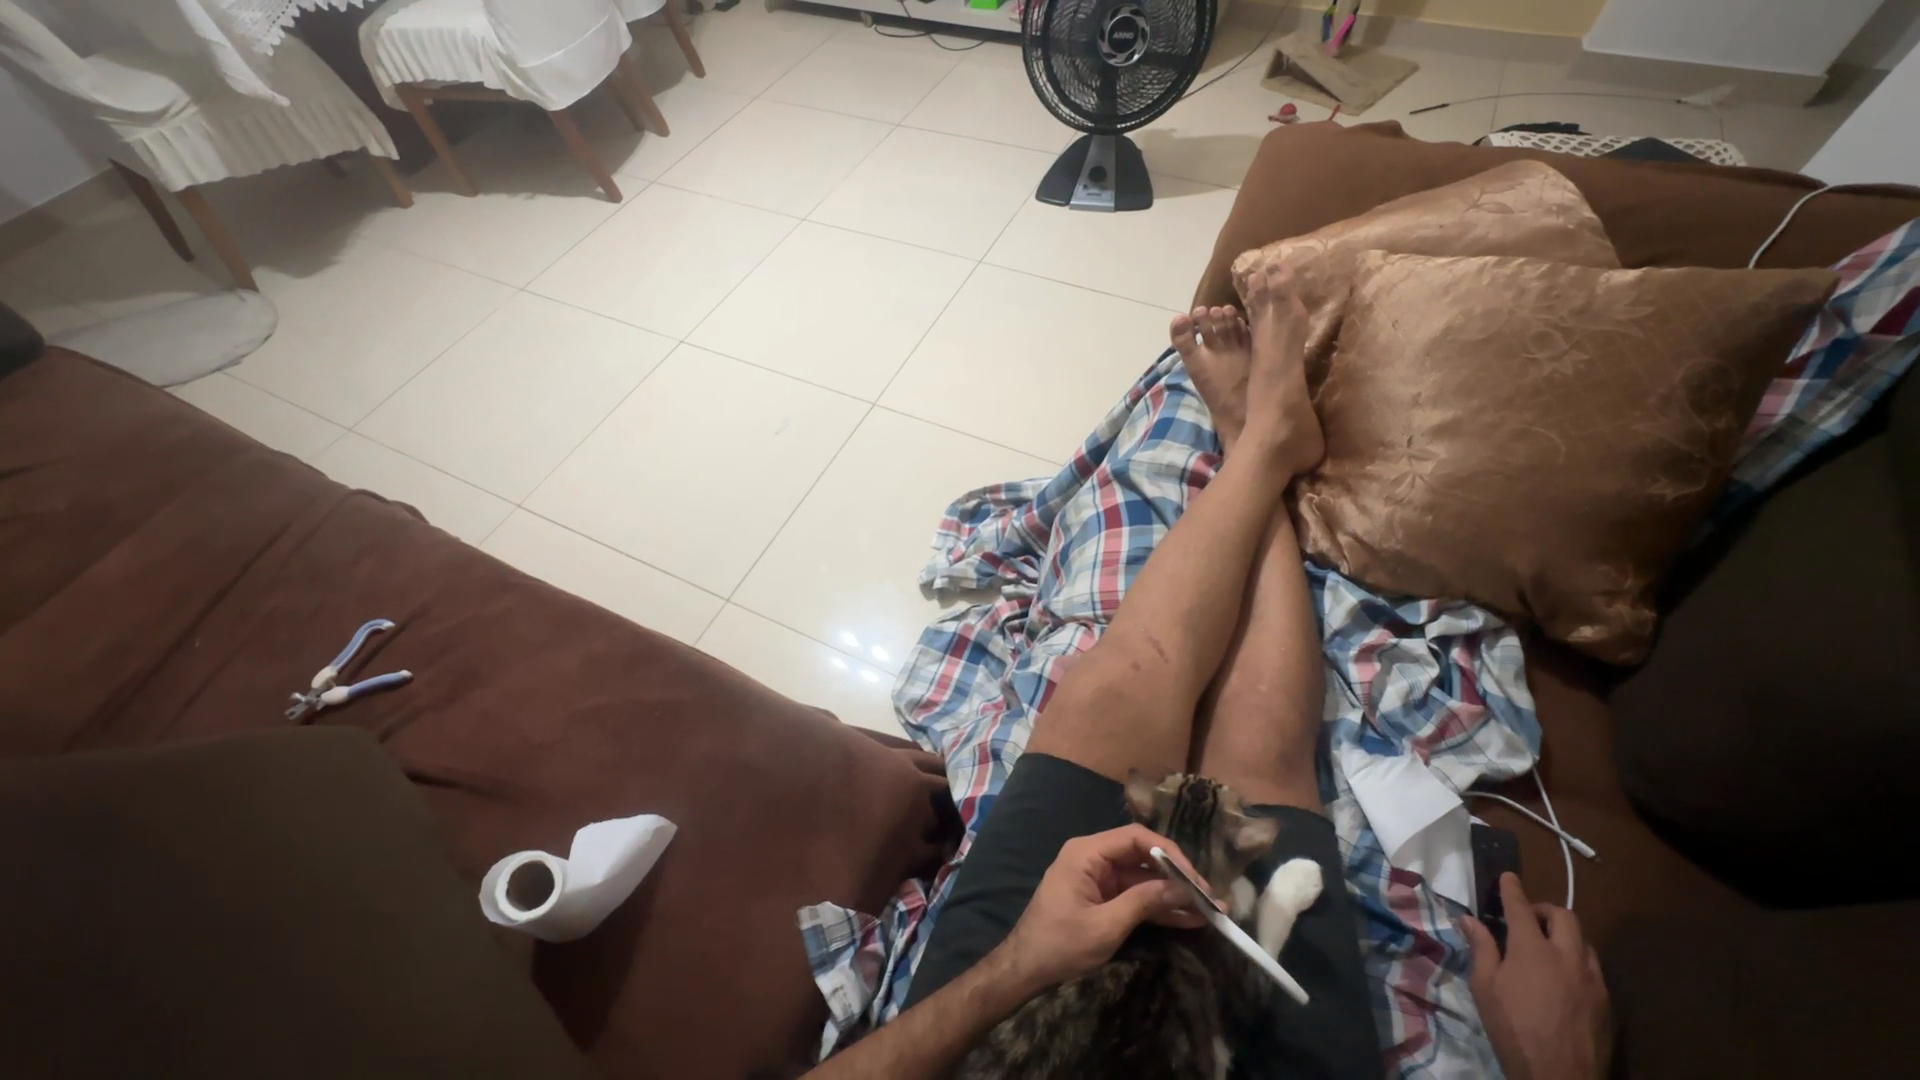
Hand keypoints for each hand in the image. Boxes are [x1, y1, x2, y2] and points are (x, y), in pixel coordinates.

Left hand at [1000, 825, 1210, 992]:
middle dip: (1176, 877)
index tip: (1194, 878)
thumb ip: (1143, 902)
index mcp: (1086, 853)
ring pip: (1143, 879)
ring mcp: (1098, 879)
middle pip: (1142, 856)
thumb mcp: (1105, 926)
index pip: (1135, 838)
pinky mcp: (1102, 898)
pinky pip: (1135, 896)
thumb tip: (1182, 889)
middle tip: (1209, 898)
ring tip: (1209, 912)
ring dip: (1172, 895)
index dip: (1169, 853)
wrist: (1026, 970)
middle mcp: (1093, 858)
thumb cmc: (1059, 945)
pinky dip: (1158, 907)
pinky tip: (1188, 919)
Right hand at [1461, 874, 1612, 1079]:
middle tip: (1529, 918)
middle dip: (1546, 910)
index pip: (1521, 908)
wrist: (1559, 1077)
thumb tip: (1469, 920)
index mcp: (1532, 950)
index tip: (1508, 876)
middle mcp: (1567, 957)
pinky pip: (1594, 969)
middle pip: (1565, 917)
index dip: (1512, 889)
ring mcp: (1593, 980)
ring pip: (1585, 942)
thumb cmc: (1512, 1028)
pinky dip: (1578, 962)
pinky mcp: (1608, 1003)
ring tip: (1549, 948)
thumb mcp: (1485, 988)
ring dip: (1566, 936)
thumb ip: (1482, 949)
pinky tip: (1565, 979)